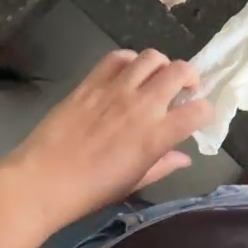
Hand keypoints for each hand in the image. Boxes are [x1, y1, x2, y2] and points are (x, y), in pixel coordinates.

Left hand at [0, 50, 212, 238]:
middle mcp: (142, 105)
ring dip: (162, 65)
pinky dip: (130, 60)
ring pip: (152, 57)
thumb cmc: (91, 190)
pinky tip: (128, 73)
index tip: (200, 115)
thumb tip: (184, 156)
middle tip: (185, 88)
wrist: (42, 180)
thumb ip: (163, 165)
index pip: (198, 111)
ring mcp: (116, 89)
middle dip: (190, 77)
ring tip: (156, 77)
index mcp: (156, 136)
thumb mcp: (134, 182)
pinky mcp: (92, 81)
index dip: (205, 111)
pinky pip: (118, 57)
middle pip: (180, 72)